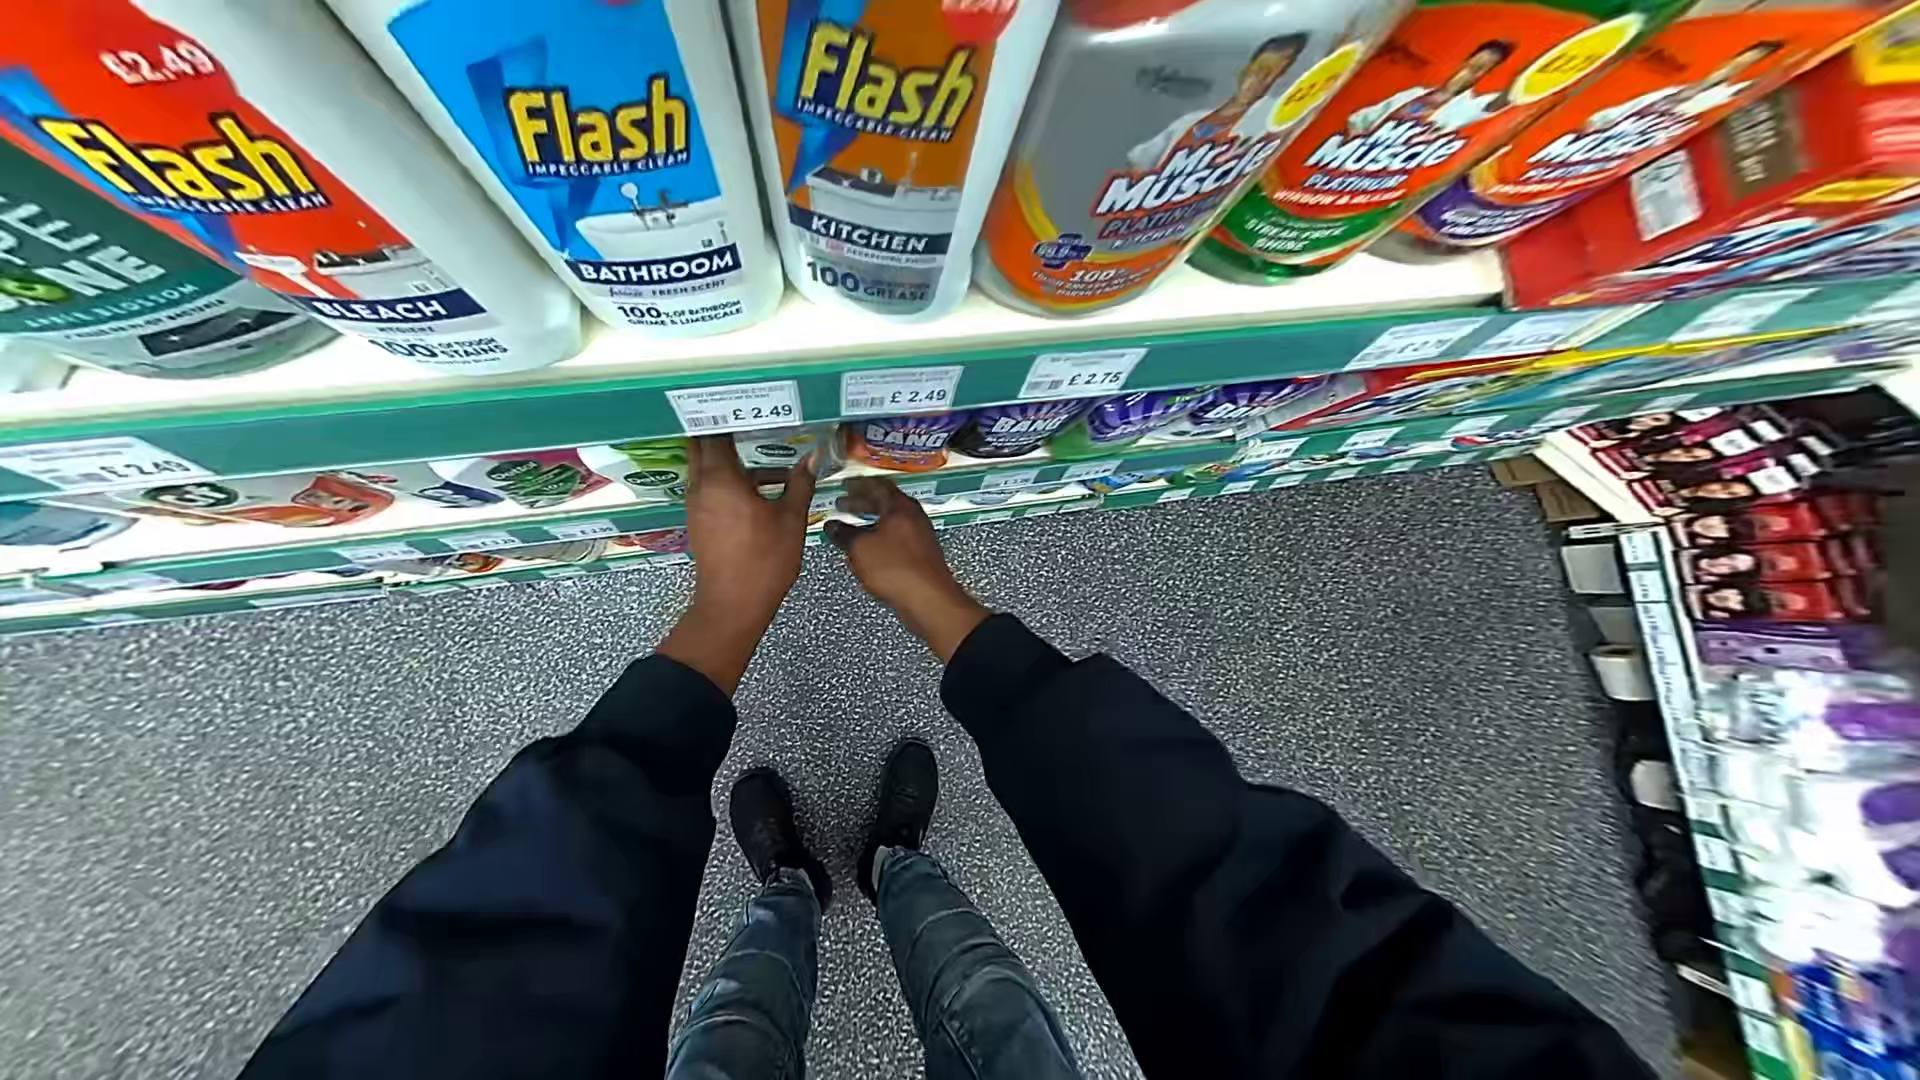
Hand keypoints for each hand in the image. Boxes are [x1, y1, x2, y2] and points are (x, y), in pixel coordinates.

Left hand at [657, 437, 815, 692]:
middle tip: (746, 420)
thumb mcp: (791, 519)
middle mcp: (701, 488)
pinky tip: (756, 487)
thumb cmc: (765, 560)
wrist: (734, 603)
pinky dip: (726, 480)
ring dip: (726, 459)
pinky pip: (709, 488)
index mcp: (722, 480)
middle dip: (720, 432)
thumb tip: (812, 457)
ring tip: (758, 451)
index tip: (738, 402)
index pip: (714, 435)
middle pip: (702, 448)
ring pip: (705, 470)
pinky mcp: (699, 522)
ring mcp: (697, 506)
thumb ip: (800, 484)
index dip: (724, 417)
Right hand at [825, 477, 987, 661]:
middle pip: (886, 502)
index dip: (858, 484)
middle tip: (847, 502)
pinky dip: (880, 538)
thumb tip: (834, 528)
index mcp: (900, 507)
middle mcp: (914, 518)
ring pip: (891, 521)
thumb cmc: (901, 571)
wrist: (927, 600)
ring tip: (854, 525)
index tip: (847, 484)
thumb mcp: (860, 548)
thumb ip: (843, 534)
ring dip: (871, 521)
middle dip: (863, 501)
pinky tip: (870, 550)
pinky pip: (896, 540)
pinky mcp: (921, 556)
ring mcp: (920, 537)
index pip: (877, 485)